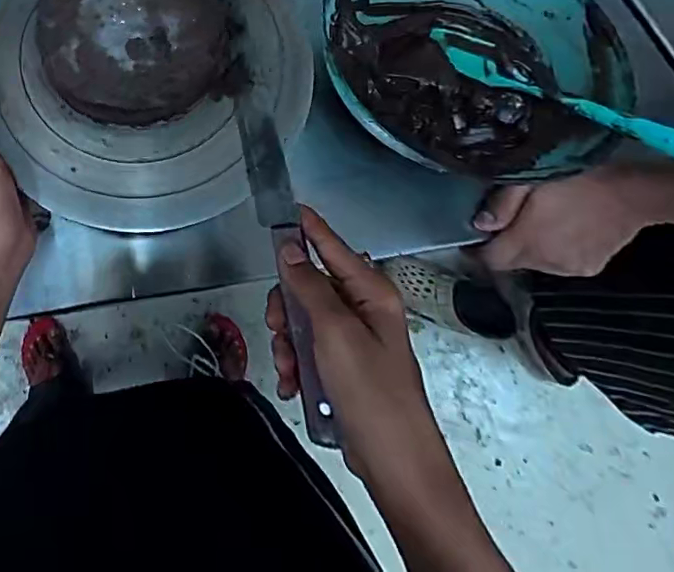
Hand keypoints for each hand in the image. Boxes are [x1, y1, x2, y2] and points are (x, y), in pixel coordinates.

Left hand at [0, 87, 35, 276]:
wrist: (4, 244)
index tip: (3, 74)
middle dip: (4, 108)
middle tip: (30, 84)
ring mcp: (0, 173)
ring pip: (9, 142)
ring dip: (20, 127)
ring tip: (43, 103)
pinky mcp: (19, 185)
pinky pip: (25, 159)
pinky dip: (32, 147)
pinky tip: (48, 136)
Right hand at [266, 208, 439, 476]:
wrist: (397, 465)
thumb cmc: (373, 393)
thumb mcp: (334, 332)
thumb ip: (309, 285)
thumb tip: (289, 247)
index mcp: (372, 293)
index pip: (334, 247)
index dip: (309, 228)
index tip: (288, 209)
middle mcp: (364, 309)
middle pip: (311, 285)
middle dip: (287, 306)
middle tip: (276, 326)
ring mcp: (355, 339)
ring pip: (304, 318)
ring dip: (288, 340)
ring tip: (288, 367)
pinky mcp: (345, 365)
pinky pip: (309, 347)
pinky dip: (296, 362)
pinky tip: (292, 382)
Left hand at [473, 165, 664, 275]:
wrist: (632, 192)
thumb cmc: (576, 179)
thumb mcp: (529, 180)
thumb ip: (501, 205)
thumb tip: (480, 225)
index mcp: (529, 242)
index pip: (491, 260)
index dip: (477, 250)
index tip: (472, 237)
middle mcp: (548, 262)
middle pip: (512, 262)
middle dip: (503, 246)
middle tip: (506, 221)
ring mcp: (571, 268)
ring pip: (535, 263)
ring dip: (529, 247)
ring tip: (536, 222)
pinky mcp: (590, 268)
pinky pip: (558, 263)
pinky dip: (551, 250)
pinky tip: (560, 229)